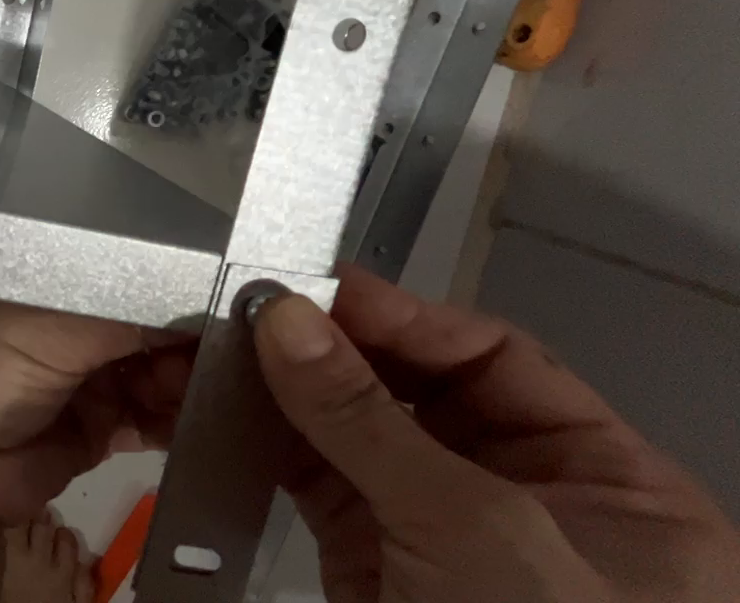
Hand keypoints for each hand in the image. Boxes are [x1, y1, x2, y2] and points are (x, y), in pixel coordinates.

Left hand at [0, 293, 193, 522]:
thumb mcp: (49, 323)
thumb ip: (125, 314)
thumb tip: (199, 302)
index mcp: (37, 285)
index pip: (117, 277)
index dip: (164, 290)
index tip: (211, 301)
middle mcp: (56, 329)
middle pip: (140, 326)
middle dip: (180, 339)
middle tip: (215, 353)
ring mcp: (74, 380)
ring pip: (150, 373)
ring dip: (183, 381)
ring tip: (206, 386)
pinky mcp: (90, 431)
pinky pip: (147, 419)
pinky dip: (174, 419)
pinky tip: (200, 417)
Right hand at [255, 265, 739, 602]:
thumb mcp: (474, 531)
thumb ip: (367, 416)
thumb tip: (279, 313)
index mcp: (603, 479)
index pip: (493, 358)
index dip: (404, 316)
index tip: (316, 285)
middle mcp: (517, 486)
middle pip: (412, 383)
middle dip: (332, 347)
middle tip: (254, 310)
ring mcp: (434, 516)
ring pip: (352, 421)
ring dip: (288, 386)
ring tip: (226, 347)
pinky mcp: (368, 544)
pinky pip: (314, 467)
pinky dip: (269, 435)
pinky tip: (228, 404)